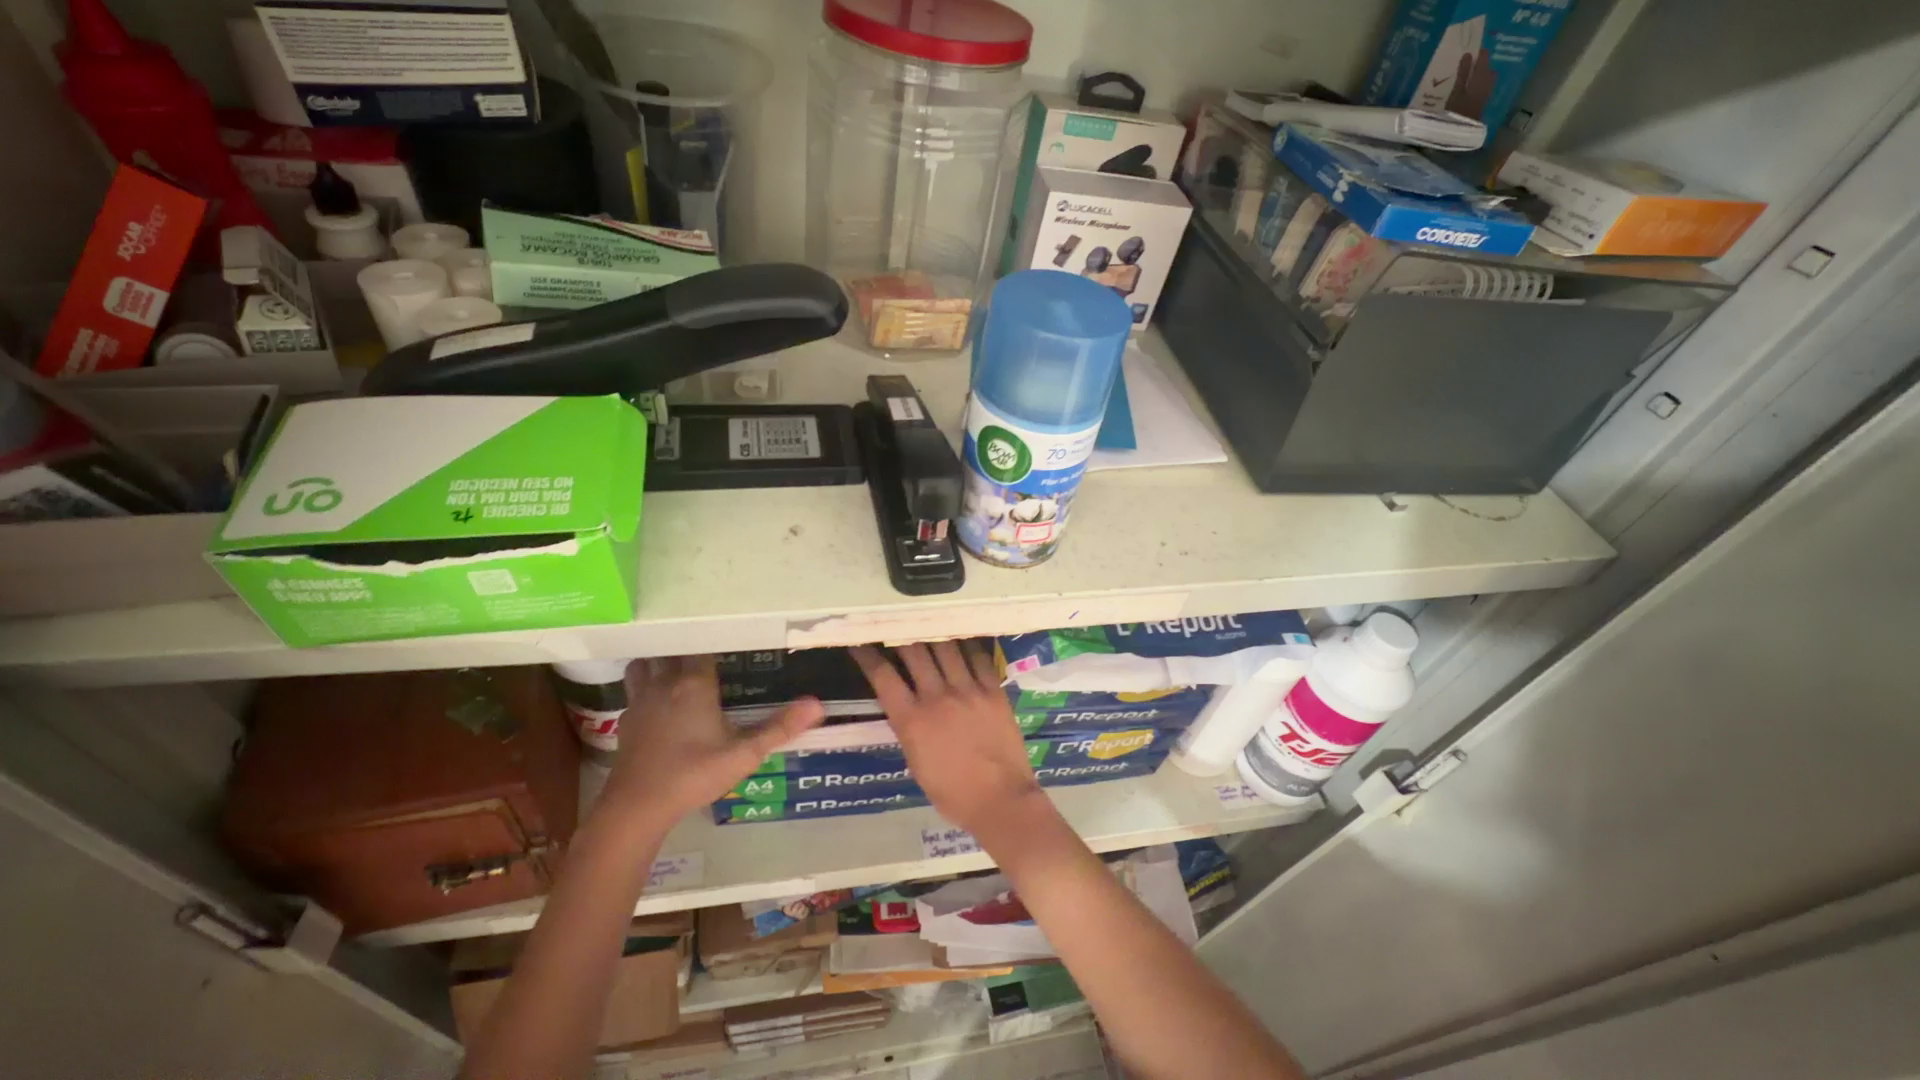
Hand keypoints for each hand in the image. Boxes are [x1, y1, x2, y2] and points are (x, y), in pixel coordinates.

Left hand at [599, 656, 824, 827]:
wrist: (639, 805)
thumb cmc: (694, 774)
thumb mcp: (744, 754)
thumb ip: (780, 728)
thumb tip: (818, 704)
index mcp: (695, 684)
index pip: (704, 649)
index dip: (716, 645)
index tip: (731, 646)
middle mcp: (665, 683)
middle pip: (672, 652)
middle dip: (687, 650)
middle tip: (706, 657)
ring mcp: (641, 701)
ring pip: (644, 665)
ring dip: (658, 663)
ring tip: (676, 672)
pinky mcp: (626, 721)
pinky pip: (634, 692)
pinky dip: (645, 691)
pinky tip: (657, 707)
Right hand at [851, 642, 1046, 838]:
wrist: (1000, 800)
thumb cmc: (952, 793)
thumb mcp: (915, 762)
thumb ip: (908, 728)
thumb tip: (904, 706)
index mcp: (912, 720)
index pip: (883, 676)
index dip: (867, 656)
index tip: (859, 642)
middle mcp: (937, 698)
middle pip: (914, 652)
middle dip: (900, 635)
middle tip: (895, 626)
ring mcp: (968, 691)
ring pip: (946, 647)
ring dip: (932, 634)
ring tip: (926, 624)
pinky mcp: (993, 691)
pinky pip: (978, 657)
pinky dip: (966, 644)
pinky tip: (961, 637)